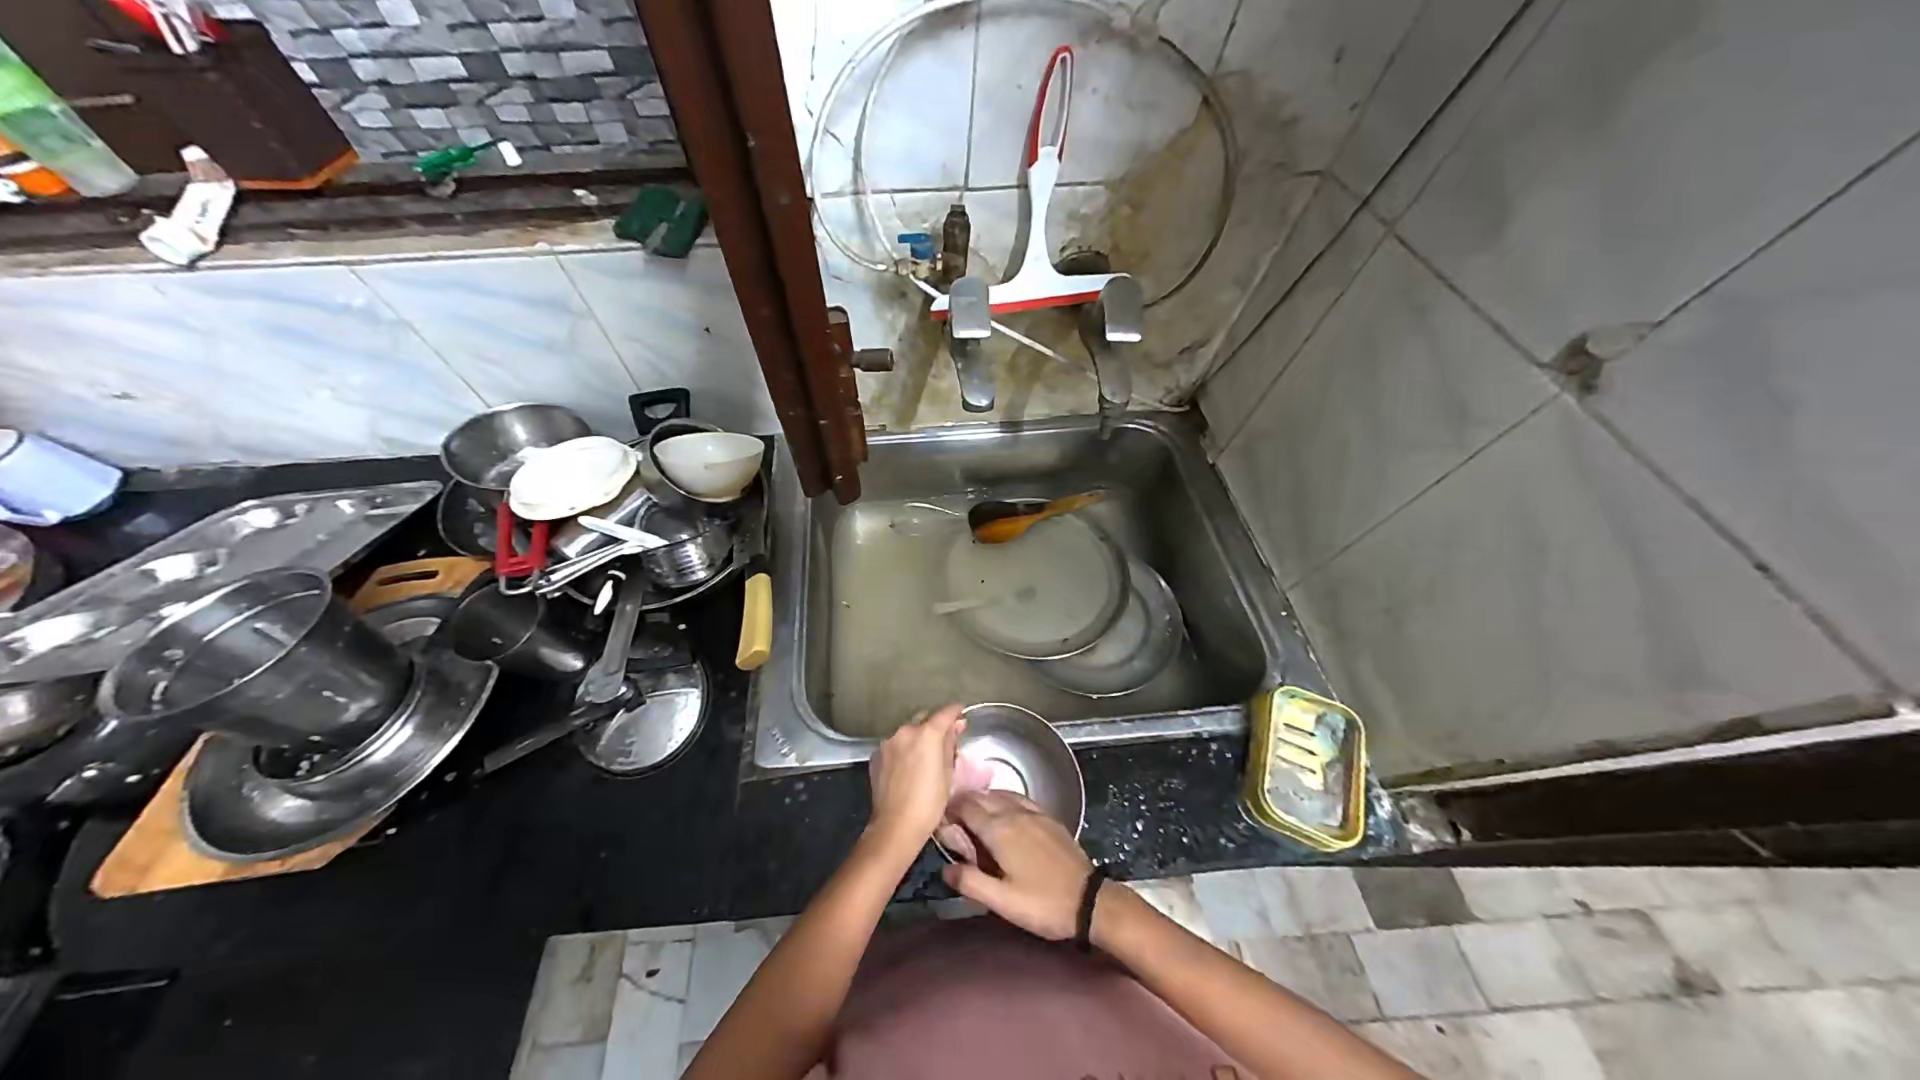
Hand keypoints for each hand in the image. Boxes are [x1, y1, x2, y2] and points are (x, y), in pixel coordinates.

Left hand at [866, 705, 964, 850]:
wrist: (895, 826)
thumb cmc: (929, 803)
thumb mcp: (948, 774)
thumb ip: (950, 745)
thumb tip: (955, 726)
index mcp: (926, 734)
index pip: (945, 713)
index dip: (955, 711)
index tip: (961, 712)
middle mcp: (905, 731)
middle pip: (924, 719)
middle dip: (935, 725)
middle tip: (945, 739)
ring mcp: (888, 742)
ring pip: (907, 731)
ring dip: (918, 737)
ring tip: (925, 755)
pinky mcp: (876, 755)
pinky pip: (895, 744)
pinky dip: (904, 748)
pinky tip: (908, 765)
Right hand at [940, 790, 1093, 940]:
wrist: (1089, 901)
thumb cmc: (1043, 904)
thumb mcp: (1001, 902)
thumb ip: (970, 882)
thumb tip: (946, 867)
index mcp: (999, 830)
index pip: (967, 807)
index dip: (950, 809)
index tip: (940, 819)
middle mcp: (1015, 813)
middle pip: (982, 797)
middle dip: (964, 803)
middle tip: (953, 820)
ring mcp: (1034, 813)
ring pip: (1001, 794)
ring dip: (983, 799)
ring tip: (974, 815)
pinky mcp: (1049, 818)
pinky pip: (1019, 798)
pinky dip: (1004, 800)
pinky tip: (1004, 813)